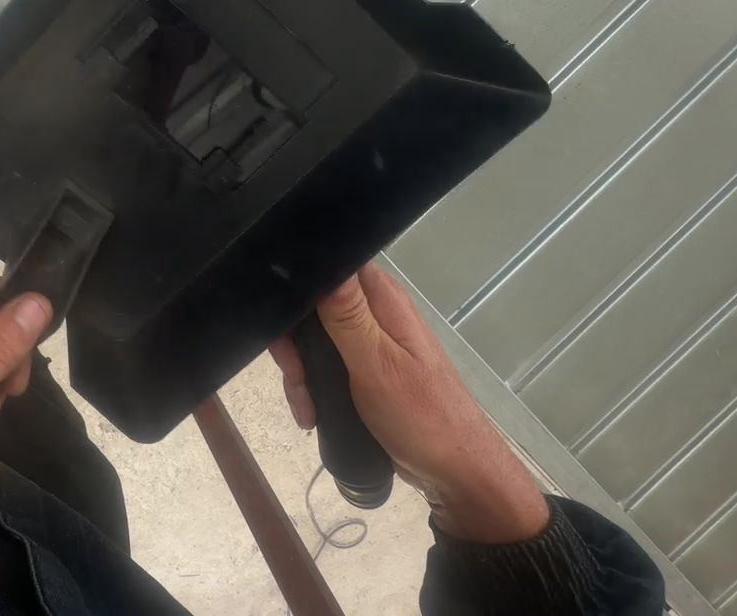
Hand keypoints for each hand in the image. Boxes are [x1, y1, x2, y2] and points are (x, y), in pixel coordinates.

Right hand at [269, 264, 549, 543]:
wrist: (457, 476)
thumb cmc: (420, 416)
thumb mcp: (377, 363)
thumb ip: (345, 313)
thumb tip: (320, 259)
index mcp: (381, 297)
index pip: (328, 267)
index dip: (298, 287)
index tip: (280, 320)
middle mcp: (375, 310)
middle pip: (314, 306)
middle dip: (295, 342)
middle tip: (293, 375)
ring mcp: (371, 338)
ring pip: (315, 338)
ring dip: (302, 370)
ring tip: (305, 406)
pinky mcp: (366, 365)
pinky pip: (326, 362)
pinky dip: (313, 384)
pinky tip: (311, 411)